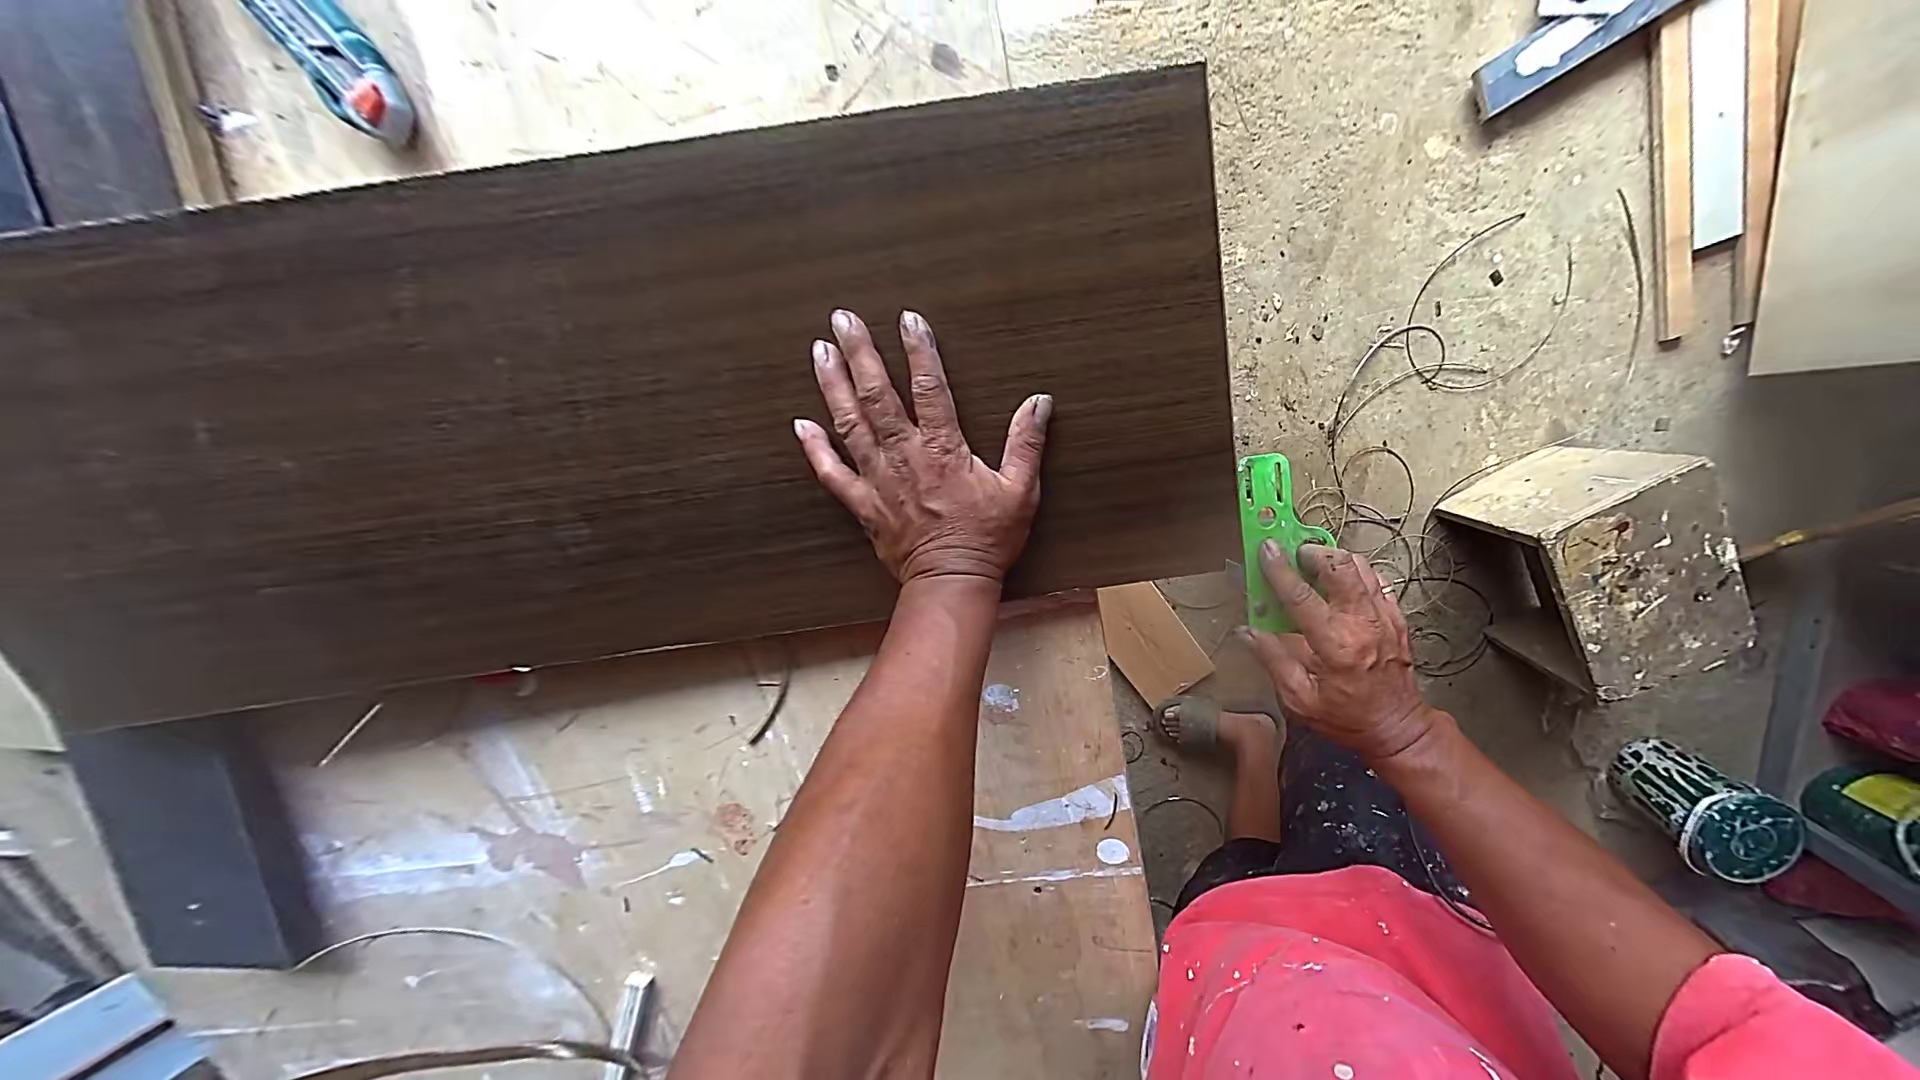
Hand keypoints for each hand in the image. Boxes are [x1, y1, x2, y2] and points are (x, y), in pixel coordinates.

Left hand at [792, 309, 1051, 584]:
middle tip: (842, 318)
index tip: (908, 318)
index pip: (930, 388)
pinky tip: (800, 424)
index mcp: (944, 450)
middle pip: (877, 396)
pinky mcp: (863, 504)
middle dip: (860, 353)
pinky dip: (815, 449)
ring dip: (832, 386)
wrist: (952, 582)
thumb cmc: (988, 538)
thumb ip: (1027, 443)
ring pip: (849, 424)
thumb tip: (1040, 402)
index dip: (919, 350)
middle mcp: (905, 457)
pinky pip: (831, 473)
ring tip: (819, 351)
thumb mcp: (1020, 490)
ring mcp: (879, 479)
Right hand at [1243, 540, 1437, 763]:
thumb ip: (1272, 660)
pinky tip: (1341, 579)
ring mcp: (1385, 620)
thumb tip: (1246, 632)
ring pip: (1362, 569)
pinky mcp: (1397, 619)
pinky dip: (1357, 573)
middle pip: (1341, 569)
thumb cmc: (1347, 717)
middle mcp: (1363, 626)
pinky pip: (1378, 582)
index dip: (1279, 570)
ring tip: (1314, 561)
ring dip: (1336, 559)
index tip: (1266, 550)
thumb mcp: (1298, 699)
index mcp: (1335, 646)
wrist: (1398, 728)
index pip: (1301, 596)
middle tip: (1295, 553)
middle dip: (1315, 553)